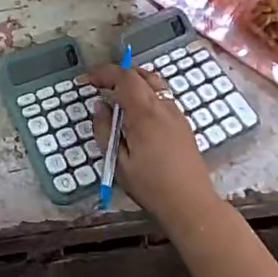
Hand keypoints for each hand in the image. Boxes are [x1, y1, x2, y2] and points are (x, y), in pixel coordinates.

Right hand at [88, 64, 218, 220]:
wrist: (190, 203)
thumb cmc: (150, 185)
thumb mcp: (118, 162)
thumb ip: (105, 130)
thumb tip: (100, 105)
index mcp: (144, 114)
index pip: (124, 78)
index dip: (103, 73)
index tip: (87, 80)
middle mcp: (163, 107)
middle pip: (140, 75)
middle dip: (117, 74)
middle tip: (99, 84)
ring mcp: (176, 114)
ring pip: (154, 83)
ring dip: (133, 80)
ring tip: (117, 93)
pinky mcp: (183, 123)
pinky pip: (162, 96)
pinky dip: (146, 92)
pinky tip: (137, 111)